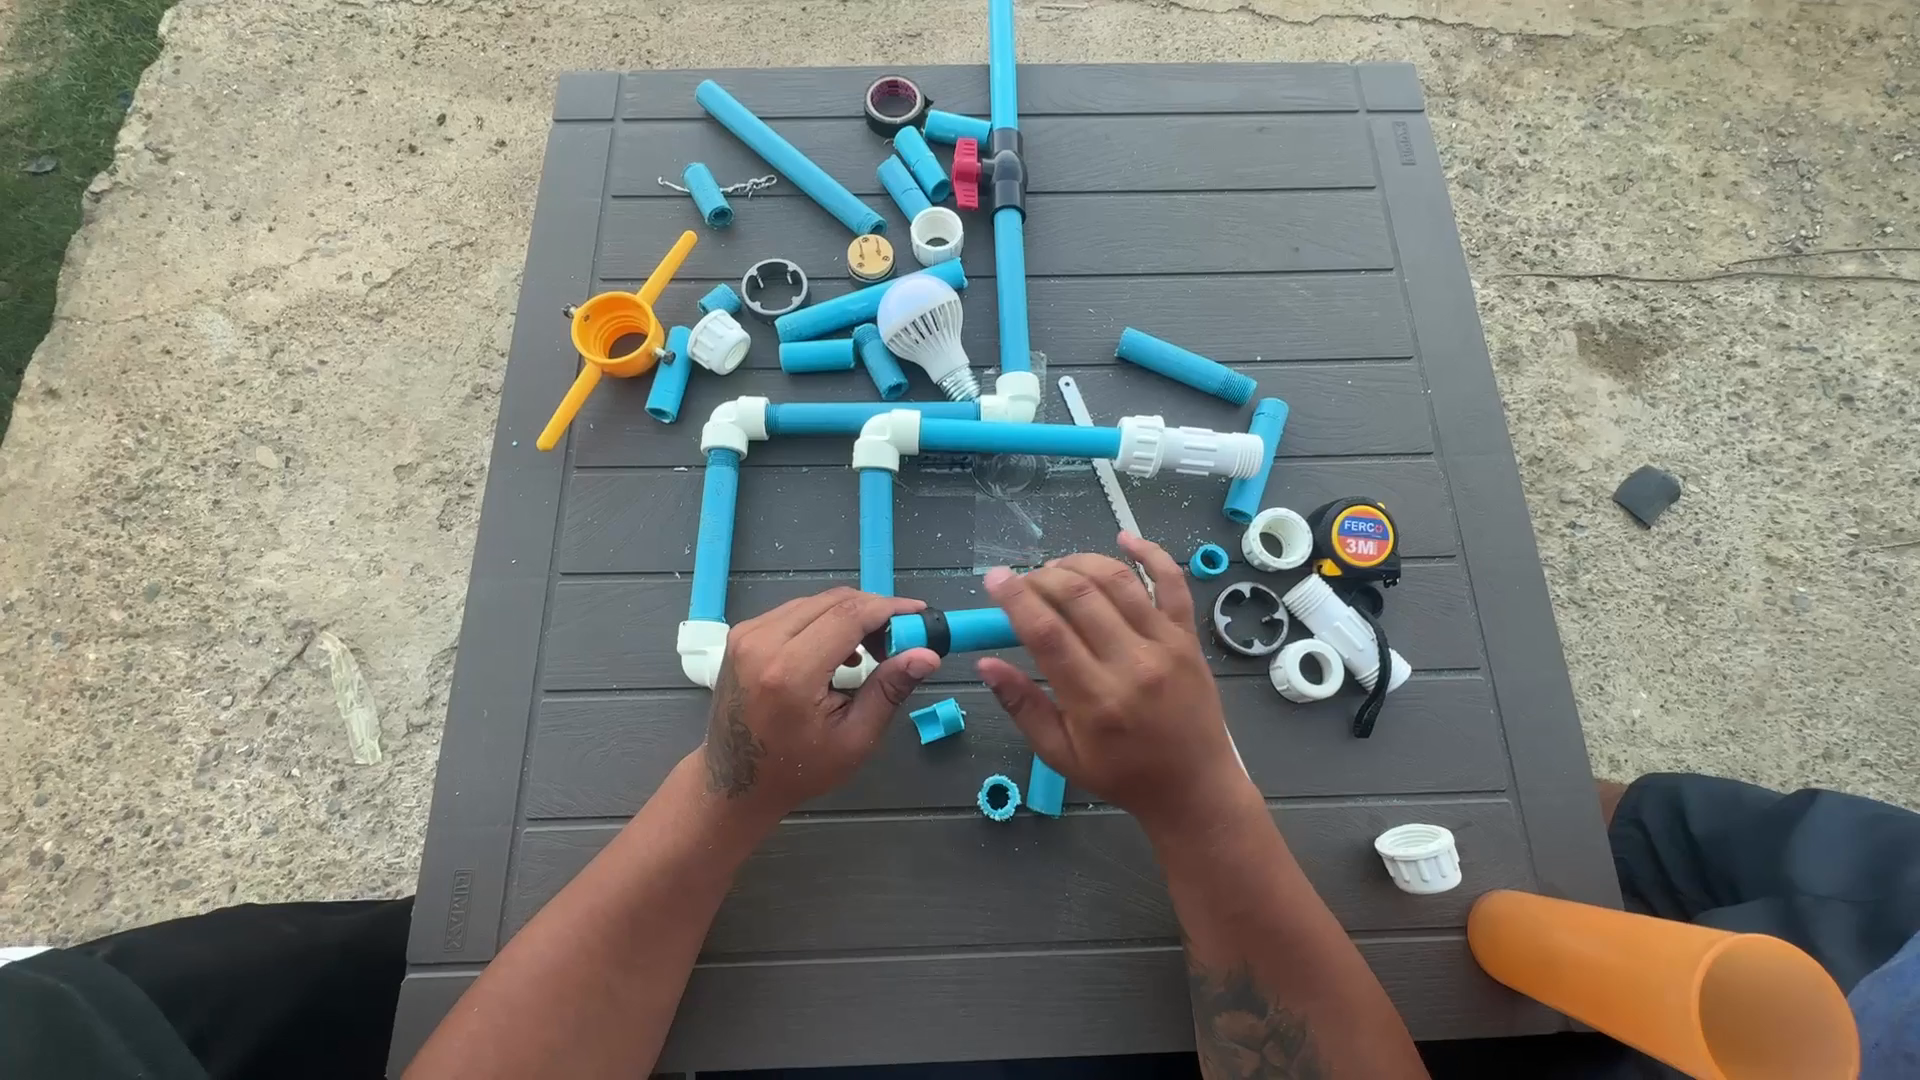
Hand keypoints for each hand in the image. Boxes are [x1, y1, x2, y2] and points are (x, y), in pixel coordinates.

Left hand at [702, 588, 941, 820]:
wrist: (735, 781)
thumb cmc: (798, 768)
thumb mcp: (855, 738)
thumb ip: (889, 690)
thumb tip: (928, 654)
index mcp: (789, 672)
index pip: (849, 615)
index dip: (890, 609)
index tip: (920, 614)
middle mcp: (762, 642)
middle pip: (834, 601)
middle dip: (875, 612)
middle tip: (901, 638)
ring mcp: (747, 634)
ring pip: (816, 602)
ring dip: (851, 616)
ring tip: (872, 650)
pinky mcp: (743, 633)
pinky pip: (796, 611)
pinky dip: (826, 621)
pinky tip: (840, 651)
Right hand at [977, 533, 1251, 829]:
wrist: (1194, 787)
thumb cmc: (1122, 774)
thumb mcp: (1060, 753)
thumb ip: (1022, 705)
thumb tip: (985, 663)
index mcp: (1095, 699)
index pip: (1046, 632)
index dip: (1015, 598)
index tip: (994, 579)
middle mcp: (1132, 664)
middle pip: (1079, 597)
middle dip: (1042, 577)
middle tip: (1024, 581)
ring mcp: (1165, 645)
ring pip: (1118, 581)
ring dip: (1081, 563)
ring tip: (1057, 567)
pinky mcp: (1188, 637)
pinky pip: (1173, 583)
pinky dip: (1150, 553)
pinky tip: (1124, 538)